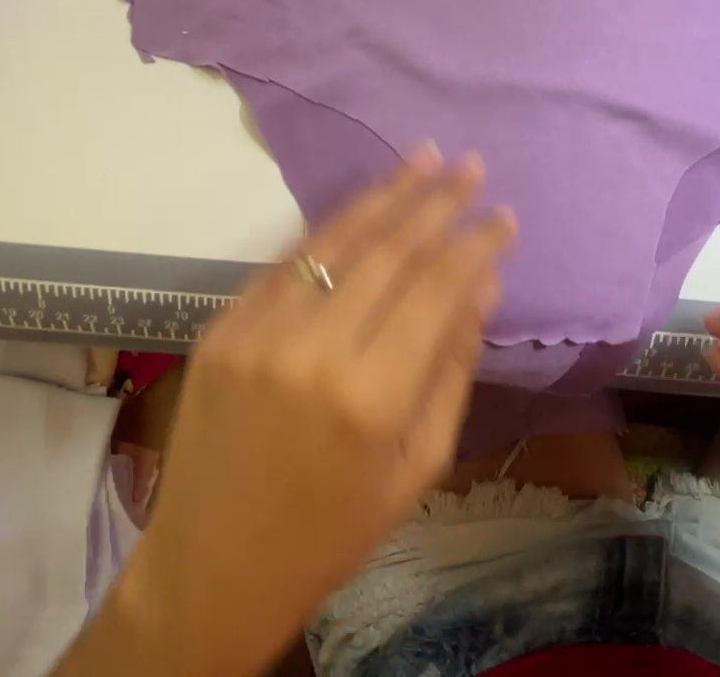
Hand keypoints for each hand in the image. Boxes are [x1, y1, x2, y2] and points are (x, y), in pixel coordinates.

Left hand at [60, 147, 514, 676]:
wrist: (214, 563)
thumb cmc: (335, 529)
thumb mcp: (418, 465)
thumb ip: (452, 368)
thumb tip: (482, 286)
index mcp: (372, 397)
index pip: (436, 291)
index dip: (475, 246)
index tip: (504, 216)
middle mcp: (313, 351)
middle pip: (389, 251)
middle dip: (437, 202)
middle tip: (472, 166)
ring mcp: (258, 332)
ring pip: (334, 241)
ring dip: (384, 194)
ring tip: (424, 157)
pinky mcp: (222, 327)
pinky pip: (285, 261)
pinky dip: (329, 227)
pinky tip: (362, 202)